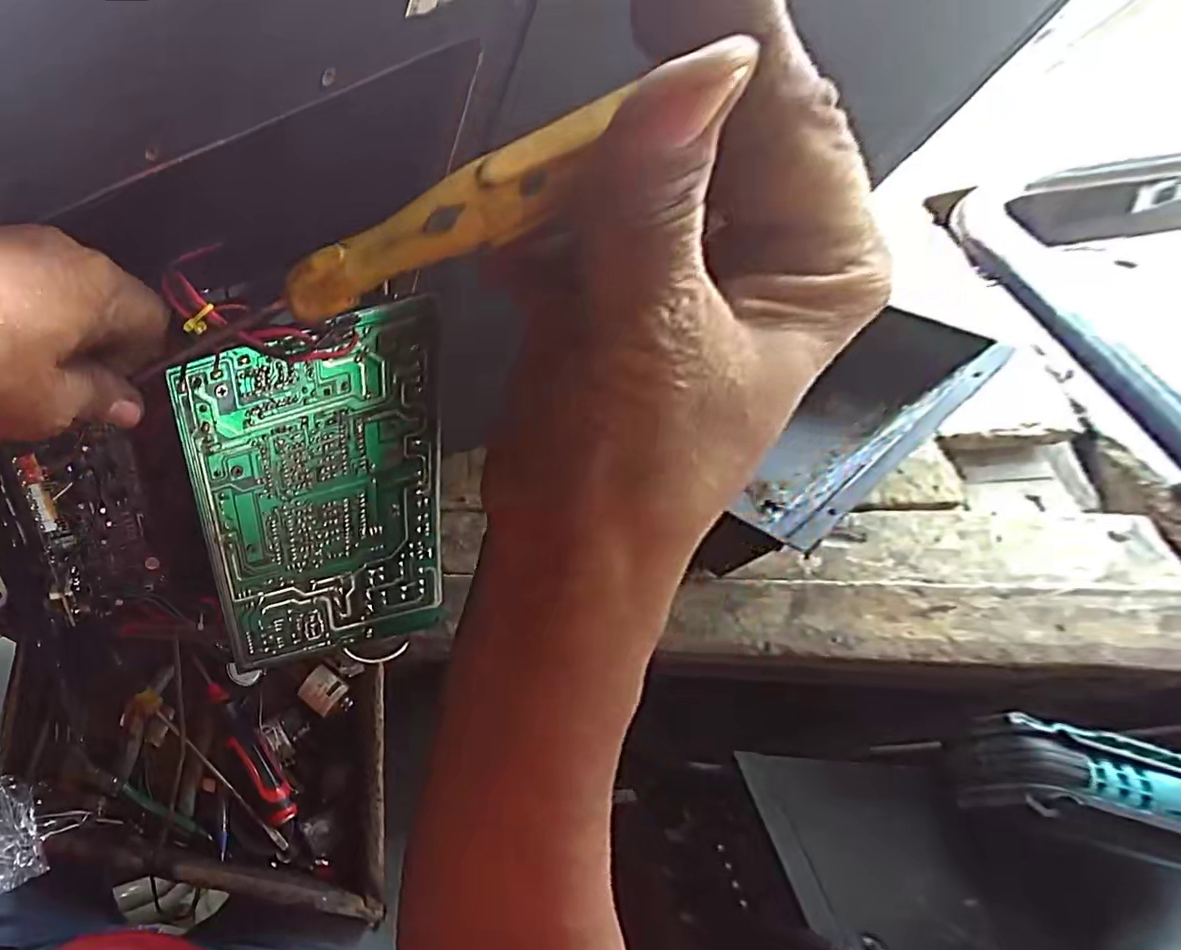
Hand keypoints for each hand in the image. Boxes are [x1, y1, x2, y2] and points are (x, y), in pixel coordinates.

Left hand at [0, 224, 169, 440]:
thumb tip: (125, 404)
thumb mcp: (46, 404)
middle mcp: (59, 254)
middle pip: (107, 308)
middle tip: (71, 403)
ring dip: (55, 347)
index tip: (117, 399)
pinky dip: (15, 331)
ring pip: (59, 303)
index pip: (154, 320)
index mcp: (96, 287)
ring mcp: (10, 246)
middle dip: (98, 358)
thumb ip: (97, 401)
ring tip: (21, 388)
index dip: (143, 366)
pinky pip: (15, 295)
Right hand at [485, 0, 890, 552]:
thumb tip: (690, 73)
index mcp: (810, 260)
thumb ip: (656, 215)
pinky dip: (526, 244)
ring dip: (553, 197)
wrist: (561, 545)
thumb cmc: (628, 469)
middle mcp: (744, 259)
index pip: (785, 121)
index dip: (729, 48)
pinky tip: (495, 254)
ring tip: (502, 208)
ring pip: (613, 195)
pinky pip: (564, 243)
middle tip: (546, 144)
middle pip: (688, 151)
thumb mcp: (647, 341)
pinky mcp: (596, 307)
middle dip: (614, 141)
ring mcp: (661, 282)